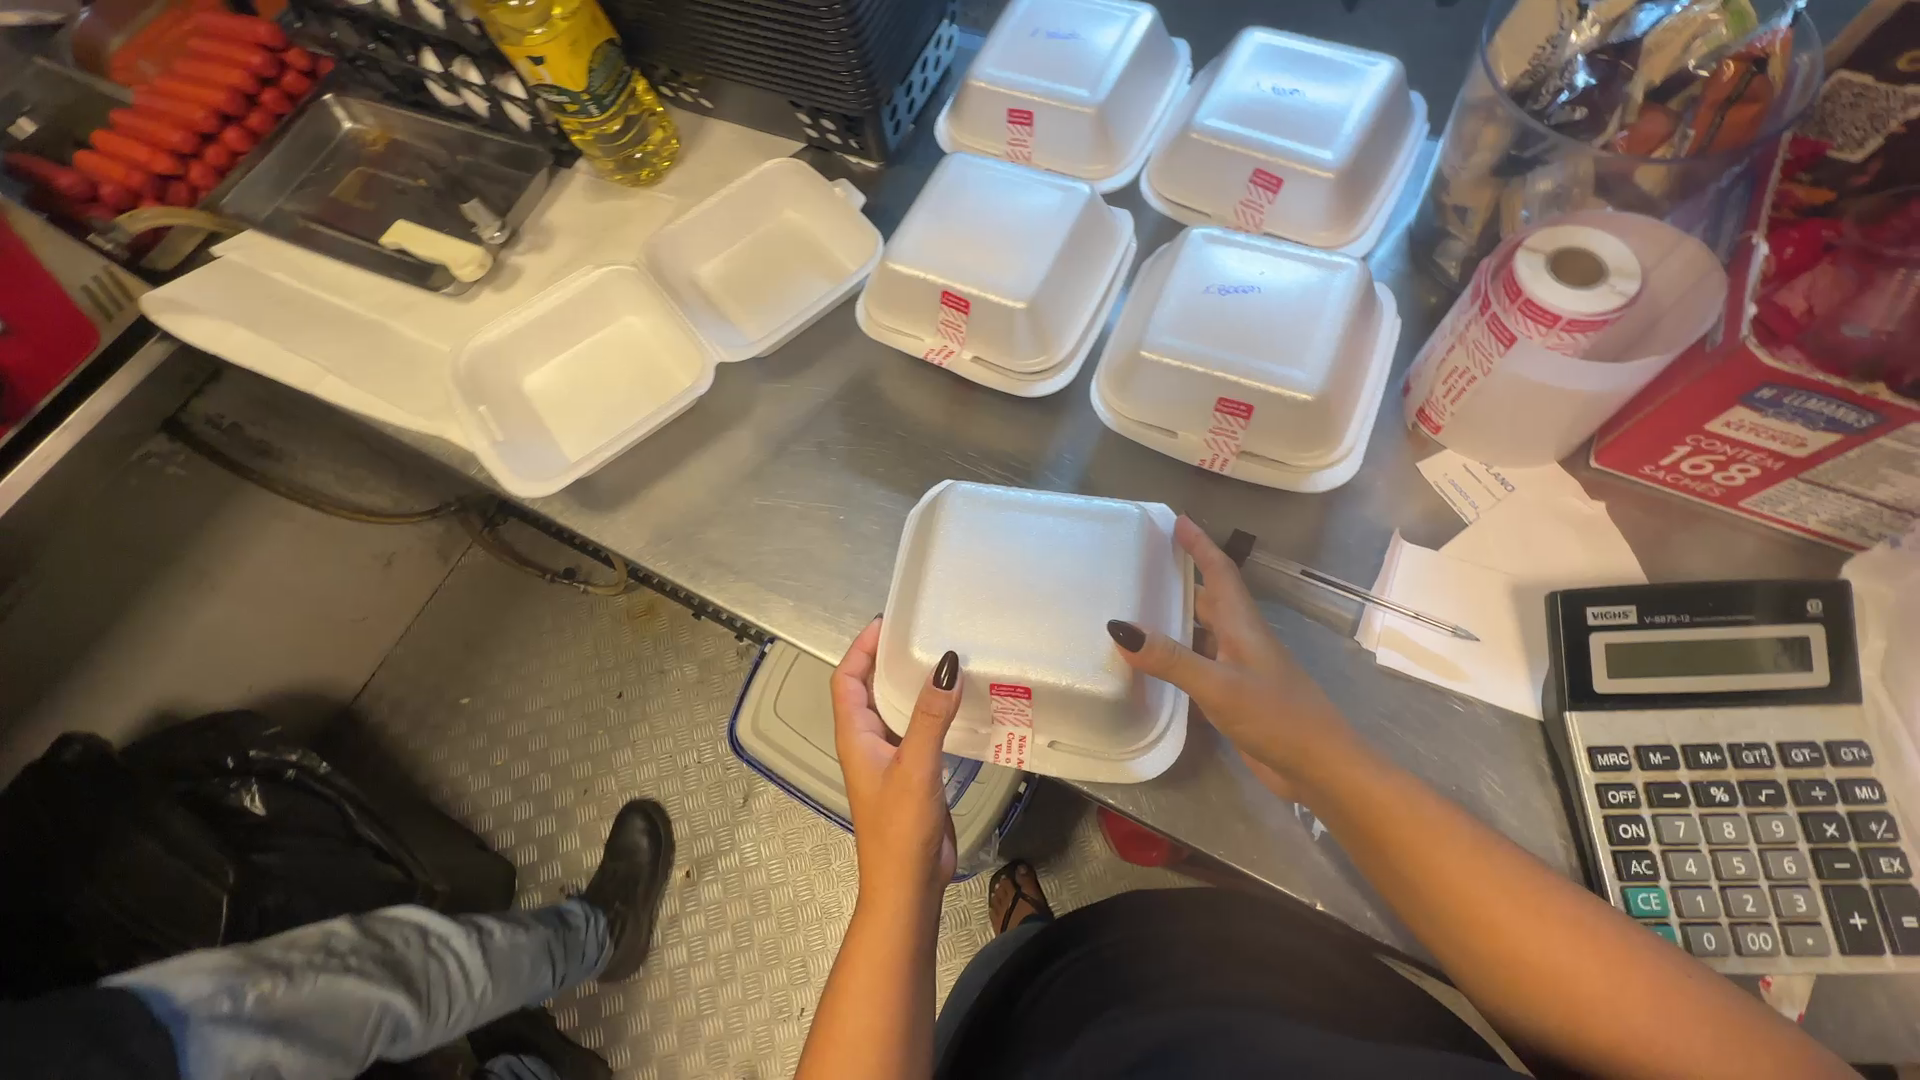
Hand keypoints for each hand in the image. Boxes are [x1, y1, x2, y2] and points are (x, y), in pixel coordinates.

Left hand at [831, 617, 960, 906]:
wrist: (908, 884)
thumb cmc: (899, 827)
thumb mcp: (915, 766)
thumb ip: (930, 716)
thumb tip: (945, 662)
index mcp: (855, 735)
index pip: (847, 678)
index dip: (862, 648)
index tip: (888, 622)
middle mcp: (868, 741)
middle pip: (871, 687)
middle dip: (890, 658)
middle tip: (925, 632)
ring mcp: (891, 757)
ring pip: (897, 708)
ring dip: (914, 684)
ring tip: (946, 659)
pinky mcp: (913, 772)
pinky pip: (919, 729)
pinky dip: (934, 710)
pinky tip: (960, 703)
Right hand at [1106, 517, 1362, 797]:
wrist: (1321, 768)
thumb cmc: (1277, 716)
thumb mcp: (1219, 685)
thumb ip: (1171, 658)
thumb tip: (1119, 626)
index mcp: (1242, 626)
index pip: (1219, 573)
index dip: (1200, 545)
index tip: (1177, 520)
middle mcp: (1242, 640)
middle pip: (1210, 598)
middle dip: (1183, 576)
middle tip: (1144, 563)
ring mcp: (1241, 669)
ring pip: (1204, 632)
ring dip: (1177, 617)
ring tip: (1138, 608)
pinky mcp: (1237, 697)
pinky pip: (1201, 664)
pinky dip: (1178, 657)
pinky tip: (1155, 667)